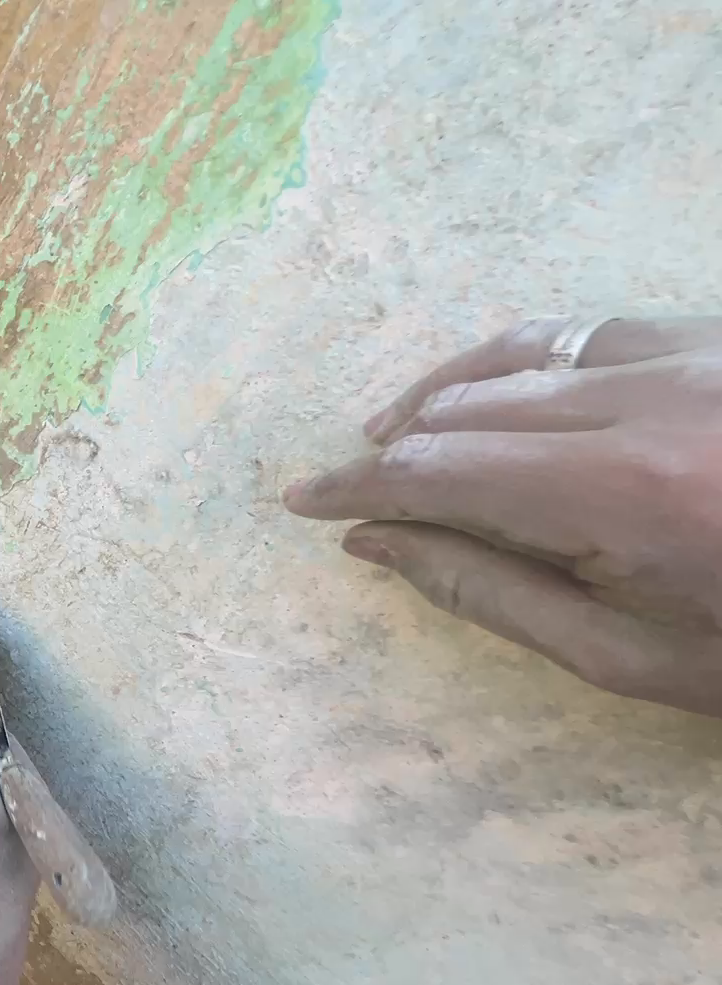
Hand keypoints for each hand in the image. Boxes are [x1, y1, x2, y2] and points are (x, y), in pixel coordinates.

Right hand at [284, 316, 721, 715]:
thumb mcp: (625, 654)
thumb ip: (480, 589)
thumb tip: (371, 542)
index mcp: (620, 493)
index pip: (429, 473)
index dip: (351, 487)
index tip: (302, 502)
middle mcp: (654, 402)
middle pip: (461, 412)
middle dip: (388, 453)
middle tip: (353, 489)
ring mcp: (703, 358)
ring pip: (516, 357)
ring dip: (438, 399)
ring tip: (398, 431)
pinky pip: (590, 330)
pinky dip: (515, 362)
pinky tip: (495, 392)